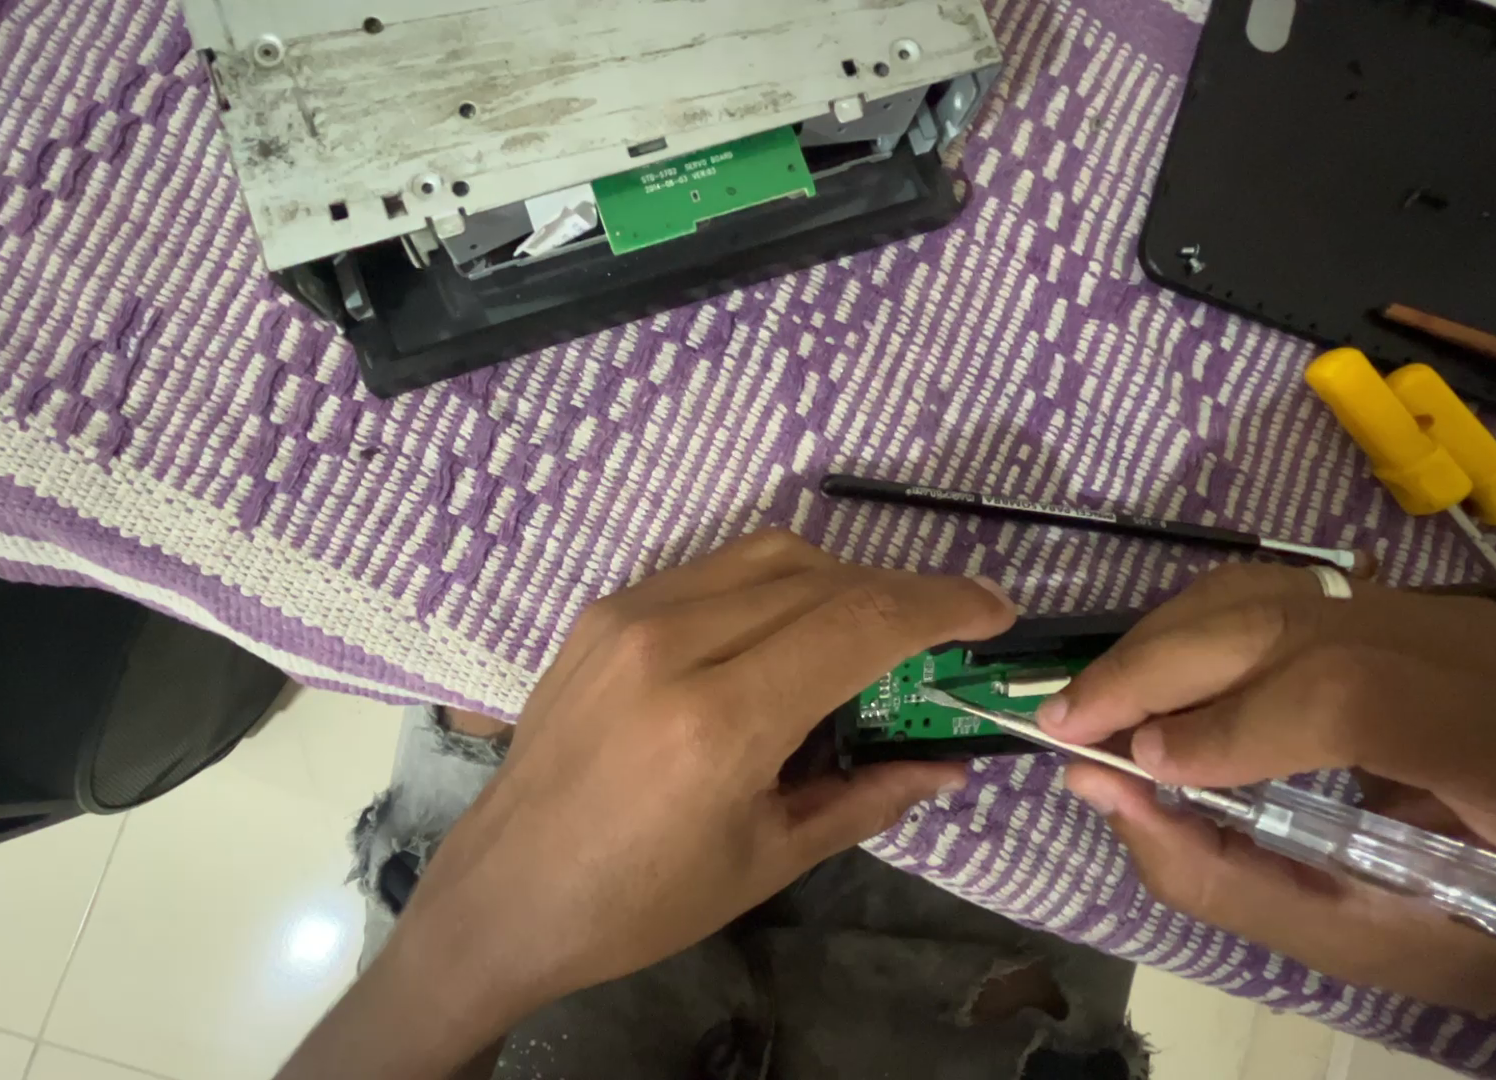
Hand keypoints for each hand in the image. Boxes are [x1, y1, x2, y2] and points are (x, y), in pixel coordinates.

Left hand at [280, 530, 1014, 1079]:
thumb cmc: (640, 900)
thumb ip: (869, 794)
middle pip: (822, 575)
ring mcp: (629, 612)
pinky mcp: (604, 606)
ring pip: (769, 554)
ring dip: (837, 580)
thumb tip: (951, 758)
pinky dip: (772, 584)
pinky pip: (714, 567)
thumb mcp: (768, 859)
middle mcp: (672, 641)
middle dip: (897, 595)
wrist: (504, 890)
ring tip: (860, 635)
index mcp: (719, 718)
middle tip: (931, 640)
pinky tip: (780, 632)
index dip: (941, 603)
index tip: (991, 612)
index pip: (860, 621)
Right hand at [1048, 564, 1495, 1027]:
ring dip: (1157, 645)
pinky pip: (1270, 590)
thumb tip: (1088, 778)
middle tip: (1064, 719)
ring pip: (1264, 593)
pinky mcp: (1415, 597)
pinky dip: (1189, 629)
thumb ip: (1214, 872)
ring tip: (1097, 700)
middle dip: (1154, 672)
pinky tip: (1154, 675)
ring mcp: (1467, 611)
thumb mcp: (1359, 941)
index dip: (1232, 723)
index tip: (1136, 764)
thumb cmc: (1490, 930)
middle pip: (1290, 627)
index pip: (1363, 699)